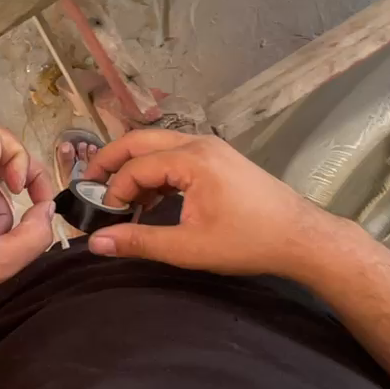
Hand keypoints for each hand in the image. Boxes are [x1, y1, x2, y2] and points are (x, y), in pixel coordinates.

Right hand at [83, 129, 333, 277]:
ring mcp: (211, 147)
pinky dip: (156, 172)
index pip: (135, 167)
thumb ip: (138, 241)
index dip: (113, 192)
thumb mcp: (188, 247)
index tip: (104, 218)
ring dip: (134, 168)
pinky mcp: (219, 158)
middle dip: (111, 162)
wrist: (300, 237)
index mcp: (192, 159)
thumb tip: (95, 242)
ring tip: (120, 199)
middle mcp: (199, 143)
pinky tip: (151, 200)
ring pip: (157, 146)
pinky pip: (175, 155)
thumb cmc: (247, 242)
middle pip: (139, 141)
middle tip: (89, 186)